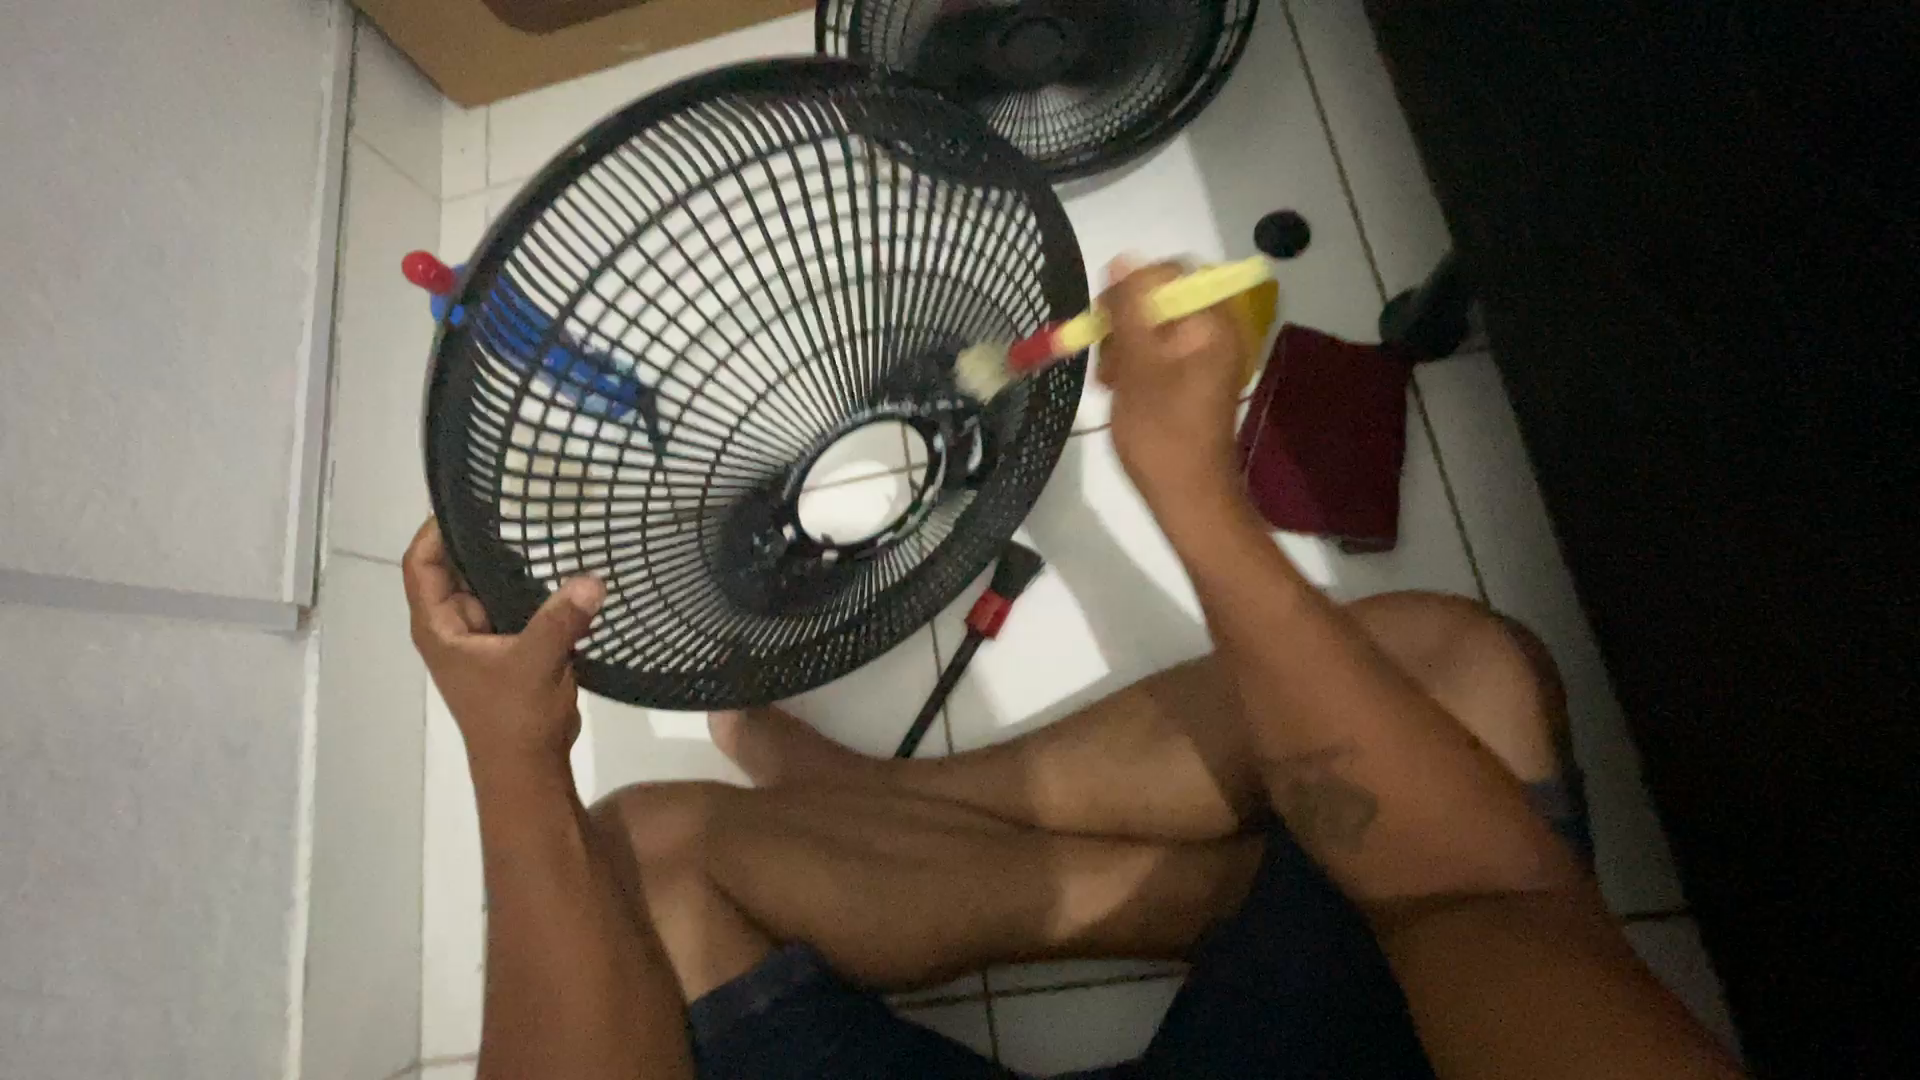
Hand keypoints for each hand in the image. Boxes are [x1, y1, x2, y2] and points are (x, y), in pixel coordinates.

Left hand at [402, 518, 605, 766]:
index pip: (422, 565)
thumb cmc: (514, 715)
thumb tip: (593, 580)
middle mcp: (455, 628)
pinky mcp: (512, 648)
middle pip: (456, 571)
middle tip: (517, 506)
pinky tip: (563, 572)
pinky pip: (518, 606)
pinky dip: (534, 588)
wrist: (528, 764)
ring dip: (512, 565)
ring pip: (491, 589)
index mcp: (439, 628)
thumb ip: (560, 619)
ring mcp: (484, 639)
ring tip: (545, 530)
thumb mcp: (535, 662)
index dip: (435, 531)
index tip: (467, 502)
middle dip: (481, 540)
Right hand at [1097, 257, 1247, 508]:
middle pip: (1160, 299)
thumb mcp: (1138, 367)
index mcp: (1210, 323)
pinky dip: (1136, 365)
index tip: (1102, 322)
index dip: (1129, 289)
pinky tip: (1122, 390)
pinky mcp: (1194, 378)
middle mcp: (1216, 331)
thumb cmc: (1160, 435)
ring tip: (1111, 382)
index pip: (1168, 273)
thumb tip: (1123, 259)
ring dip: (1125, 346)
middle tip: (1107, 361)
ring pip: (1154, 327)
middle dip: (1124, 323)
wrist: (1187, 496)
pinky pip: (1160, 353)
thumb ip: (1129, 310)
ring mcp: (1206, 356)